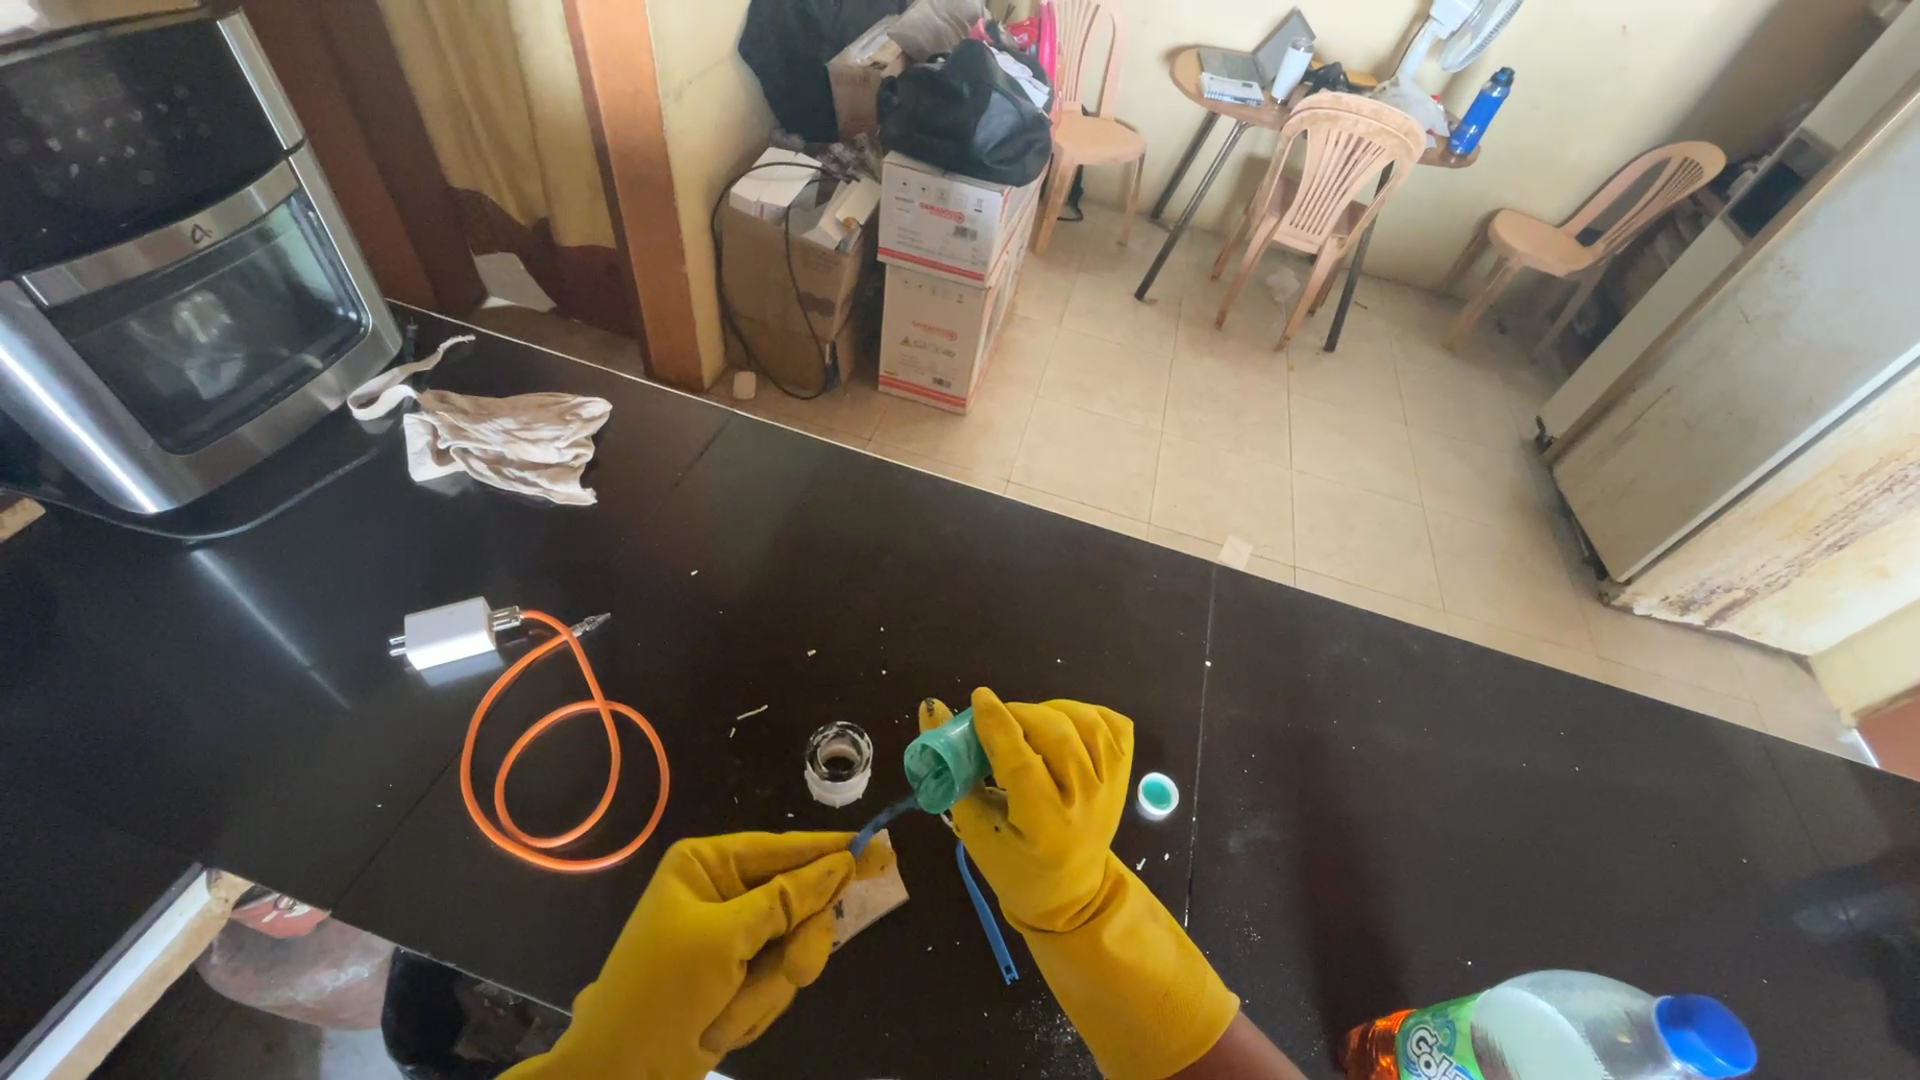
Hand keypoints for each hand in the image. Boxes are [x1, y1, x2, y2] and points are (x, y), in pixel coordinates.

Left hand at [502, 832, 863, 1079]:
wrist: (617, 1076)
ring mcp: (735, 935)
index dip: (833, 851)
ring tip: (731, 1012)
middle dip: (793, 946)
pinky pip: (780, 979)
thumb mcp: (725, 939)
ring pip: (795, 945)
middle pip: (800, 902)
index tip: (879, 851)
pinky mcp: (740, 974)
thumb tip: (842, 863)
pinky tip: (724, 1023)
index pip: (785, 848)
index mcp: (709, 864)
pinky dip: (757, 1006)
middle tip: (793, 970)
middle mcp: (725, 891)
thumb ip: (789, 899)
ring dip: (770, 986)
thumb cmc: (661, 992)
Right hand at [925, 689, 1237, 1079]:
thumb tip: (932, 709)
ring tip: (1027, 721)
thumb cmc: (1012, 865)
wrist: (1070, 894)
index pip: (1022, 763)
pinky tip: (1063, 722)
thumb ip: (953, 770)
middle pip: (1056, 736)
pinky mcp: (1124, 776)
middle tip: (996, 717)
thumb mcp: (973, 826)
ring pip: (1086, 723)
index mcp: (1044, 827)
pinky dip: (1087, 713)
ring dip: (1050, 710)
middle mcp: (1086, 804)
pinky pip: (1113, 725)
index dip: (998, 724)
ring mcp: (1111, 788)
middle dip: (1019, 713)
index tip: (979, 697)